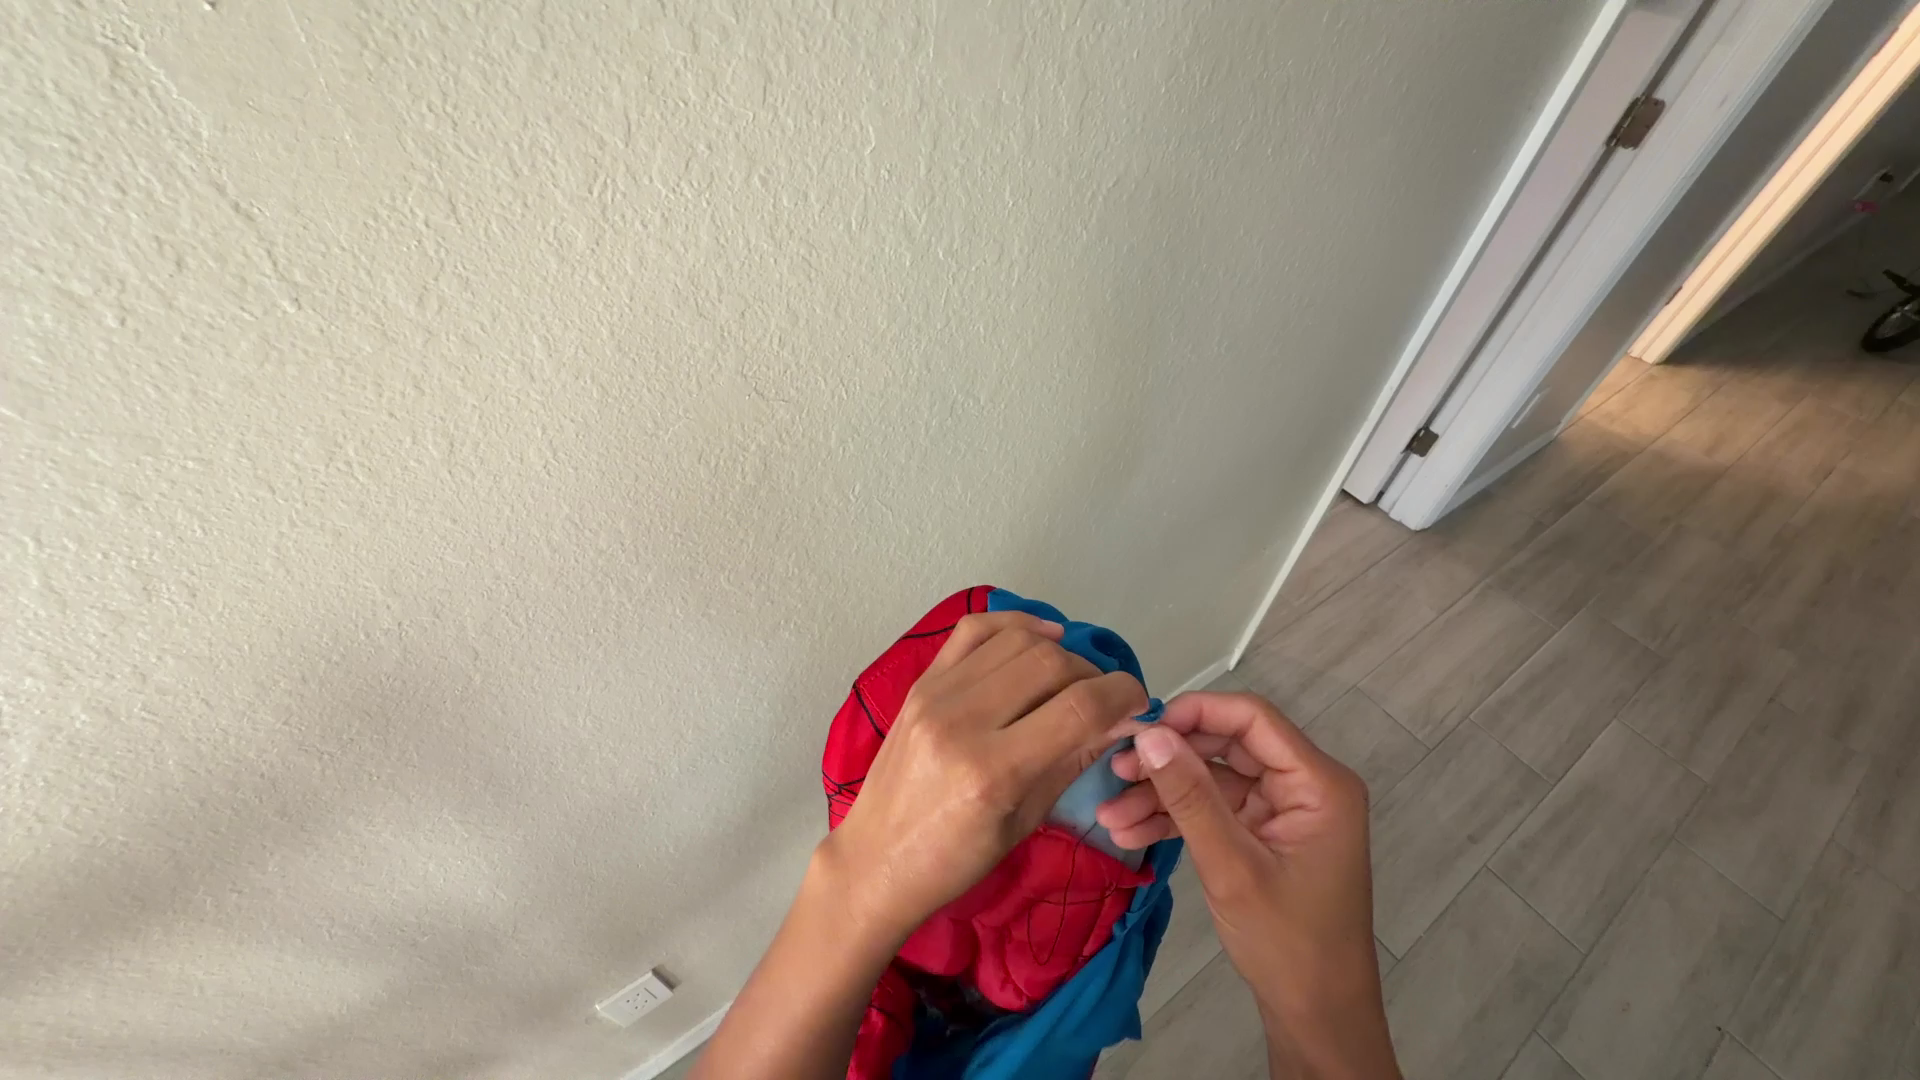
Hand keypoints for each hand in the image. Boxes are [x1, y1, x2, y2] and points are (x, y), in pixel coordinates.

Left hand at [822, 612, 1149, 943]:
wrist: (877, 860)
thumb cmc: (955, 859)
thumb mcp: (1026, 821)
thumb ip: (1073, 759)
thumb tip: (1121, 719)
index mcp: (993, 772)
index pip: (1078, 708)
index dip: (1122, 696)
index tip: (1138, 703)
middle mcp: (962, 721)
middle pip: (1050, 664)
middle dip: (1093, 675)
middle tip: (1105, 699)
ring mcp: (934, 695)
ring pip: (1016, 640)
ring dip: (1059, 652)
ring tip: (1072, 678)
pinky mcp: (920, 682)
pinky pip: (973, 631)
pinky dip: (1014, 624)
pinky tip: (1040, 638)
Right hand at [1096, 692, 1398, 1078]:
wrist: (1316, 1018)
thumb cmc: (1288, 943)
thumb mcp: (1232, 866)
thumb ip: (1190, 796)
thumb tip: (1148, 735)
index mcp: (1317, 783)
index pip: (1252, 718)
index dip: (1195, 713)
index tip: (1141, 730)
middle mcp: (1302, 785)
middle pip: (1225, 744)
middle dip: (1168, 759)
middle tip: (1115, 769)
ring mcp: (1280, 809)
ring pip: (1210, 777)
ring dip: (1161, 794)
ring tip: (1109, 813)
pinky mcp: (1260, 832)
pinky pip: (1211, 808)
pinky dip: (1173, 818)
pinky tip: (1129, 830)